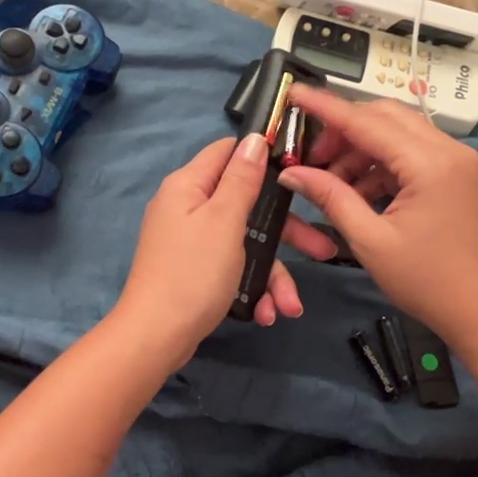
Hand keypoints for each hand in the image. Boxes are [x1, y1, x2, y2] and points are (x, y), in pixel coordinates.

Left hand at [116, 134, 338, 355]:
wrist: (155, 337)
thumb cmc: (193, 272)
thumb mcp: (225, 220)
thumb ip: (242, 179)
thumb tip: (255, 139)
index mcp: (189, 185)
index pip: (228, 152)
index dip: (263, 156)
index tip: (301, 171)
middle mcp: (187, 207)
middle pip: (247, 204)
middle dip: (286, 232)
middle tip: (322, 250)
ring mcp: (190, 241)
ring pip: (244, 243)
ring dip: (271, 273)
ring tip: (290, 306)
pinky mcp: (194, 270)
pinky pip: (231, 268)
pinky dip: (251, 288)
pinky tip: (264, 313)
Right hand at [278, 86, 477, 341]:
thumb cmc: (429, 282)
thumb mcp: (370, 241)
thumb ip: (331, 197)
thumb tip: (292, 173)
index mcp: (429, 163)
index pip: (366, 121)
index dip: (325, 107)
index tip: (294, 93)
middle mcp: (447, 150)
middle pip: (383, 117)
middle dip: (342, 131)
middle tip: (309, 158)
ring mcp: (455, 161)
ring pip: (396, 134)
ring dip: (359, 150)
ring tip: (330, 183)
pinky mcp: (455, 176)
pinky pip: (409, 154)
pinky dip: (379, 165)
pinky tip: (357, 192)